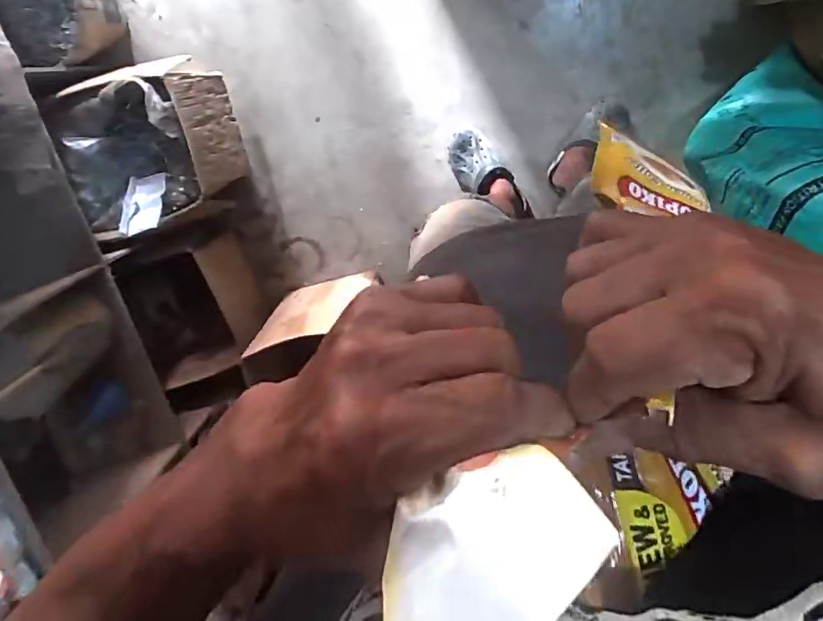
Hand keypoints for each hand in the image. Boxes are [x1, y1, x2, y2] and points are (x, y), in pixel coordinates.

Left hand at [203, 276, 573, 561]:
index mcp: (386, 429)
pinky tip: (453, 344)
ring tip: (482, 376)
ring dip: (493, 348)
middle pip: (494, 350)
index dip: (540, 412)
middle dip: (518, 381)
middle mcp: (380, 363)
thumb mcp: (397, 531)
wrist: (265, 454)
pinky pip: (451, 290)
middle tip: (512, 407)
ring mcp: (374, 320)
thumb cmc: (326, 508)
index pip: (495, 401)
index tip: (557, 421)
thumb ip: (469, 493)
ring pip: (478, 315)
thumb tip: (539, 458)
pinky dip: (466, 316)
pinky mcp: (371, 298)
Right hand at [563, 210, 822, 498]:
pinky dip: (601, 270)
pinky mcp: (690, 218)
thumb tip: (609, 425)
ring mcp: (689, 226)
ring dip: (595, 315)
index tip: (601, 427)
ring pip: (584, 266)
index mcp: (732, 312)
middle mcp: (696, 253)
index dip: (591, 398)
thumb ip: (697, 440)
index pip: (611, 351)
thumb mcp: (804, 461)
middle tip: (634, 392)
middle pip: (582, 303)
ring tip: (639, 347)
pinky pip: (604, 233)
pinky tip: (637, 301)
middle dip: (592, 360)